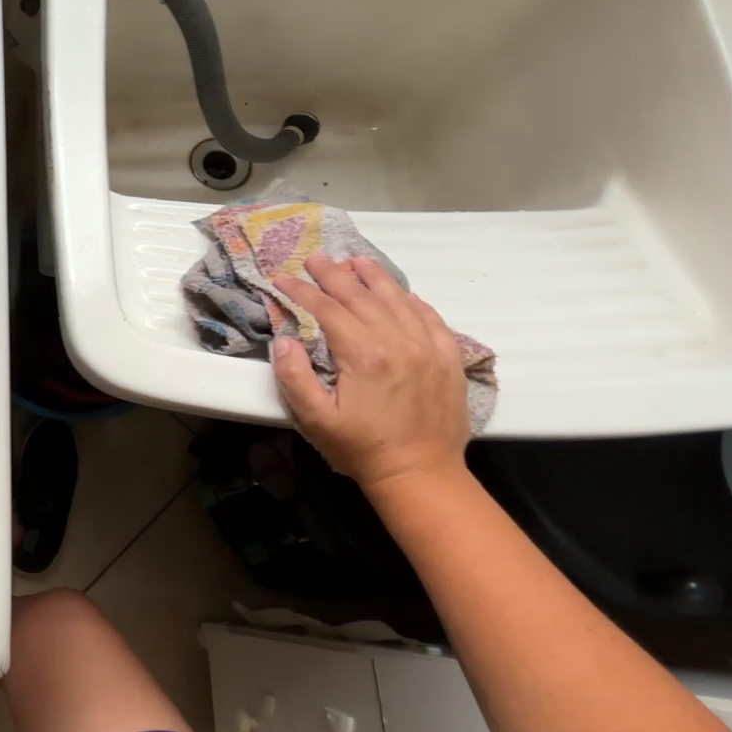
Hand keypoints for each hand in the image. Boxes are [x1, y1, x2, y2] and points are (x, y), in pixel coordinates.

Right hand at [271, 253, 470, 489]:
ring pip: (397, 300)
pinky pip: (429, 317)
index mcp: (364, 356)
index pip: (328, 310)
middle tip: (315, 259)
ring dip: (373, 278)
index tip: (283, 278)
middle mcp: (399, 342)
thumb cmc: (360, 448)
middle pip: (362, 298)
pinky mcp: (448, 357)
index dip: (303, 292)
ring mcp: (428, 347)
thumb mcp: (315, 420)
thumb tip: (284, 340)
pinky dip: (410, 299)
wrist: (420, 472)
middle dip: (334, 276)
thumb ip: (295, 378)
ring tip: (355, 261)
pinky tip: (398, 292)